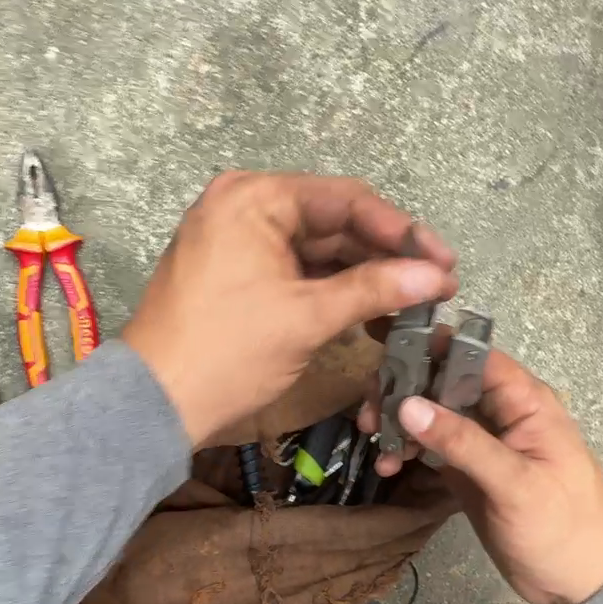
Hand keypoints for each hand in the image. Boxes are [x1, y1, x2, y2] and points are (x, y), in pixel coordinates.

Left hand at [123, 171, 456, 447]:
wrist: (155, 405)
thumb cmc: (229, 352)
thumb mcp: (307, 317)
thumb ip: (375, 289)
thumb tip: (438, 276)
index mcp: (255, 198)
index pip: (345, 201)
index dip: (401, 232)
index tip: (446, 263)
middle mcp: (243, 206)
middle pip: (333, 223)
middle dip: (386, 256)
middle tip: (438, 285)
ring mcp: (237, 240)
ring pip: (317, 250)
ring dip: (363, 276)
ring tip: (414, 302)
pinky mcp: (237, 273)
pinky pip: (295, 271)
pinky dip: (331, 290)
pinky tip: (372, 311)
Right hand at [359, 349, 602, 603]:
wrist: (575, 585)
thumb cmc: (560, 528)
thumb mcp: (515, 483)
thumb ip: (463, 442)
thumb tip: (408, 404)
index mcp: (525, 402)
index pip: (474, 355)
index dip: (432, 346)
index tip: (384, 349)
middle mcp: (500, 411)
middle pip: (444, 378)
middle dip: (404, 386)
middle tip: (369, 407)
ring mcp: (480, 439)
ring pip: (431, 410)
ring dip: (398, 418)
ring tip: (369, 434)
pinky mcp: (465, 467)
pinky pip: (428, 444)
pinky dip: (405, 448)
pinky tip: (387, 464)